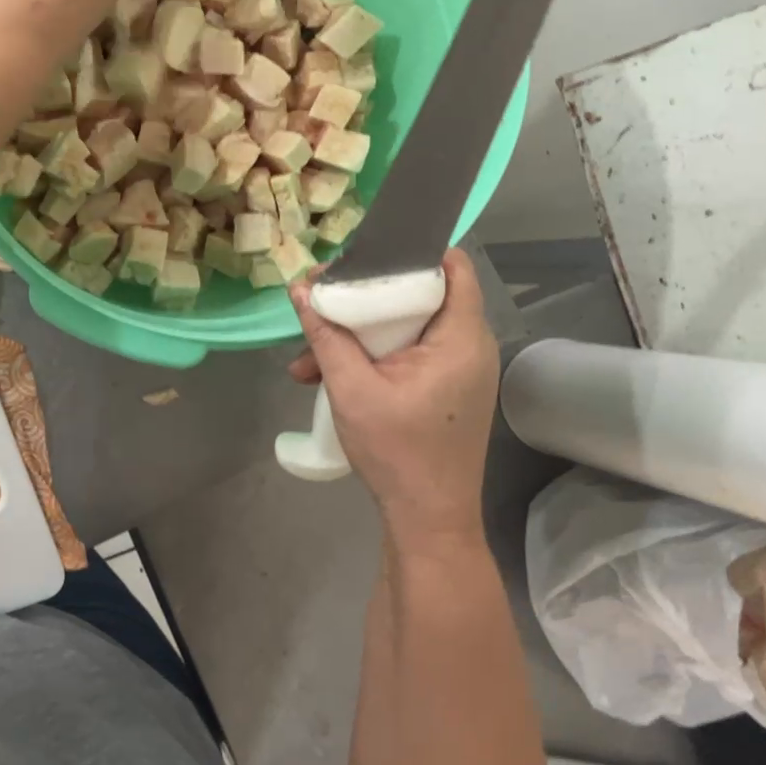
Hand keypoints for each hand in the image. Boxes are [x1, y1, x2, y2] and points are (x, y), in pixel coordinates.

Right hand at [286, 249, 499, 546]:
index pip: (453, 270)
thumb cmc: (397, 450)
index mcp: (459, 339)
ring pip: (403, 329)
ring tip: (307, 355)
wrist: (427, 517)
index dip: (412, 250)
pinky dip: (367, 357)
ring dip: (355, 335)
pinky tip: (323, 375)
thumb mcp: (349, 387)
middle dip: (362, 297)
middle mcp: (467, 347)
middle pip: (417, 297)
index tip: (364, 248)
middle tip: (319, 298)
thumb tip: (298, 289)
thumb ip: (325, 335)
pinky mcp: (443, 388)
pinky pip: (404, 353)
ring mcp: (456, 370)